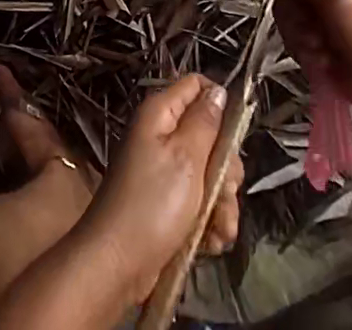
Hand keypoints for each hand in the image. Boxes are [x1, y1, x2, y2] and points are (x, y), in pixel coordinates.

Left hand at [74, 73, 243, 298]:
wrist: (116, 265)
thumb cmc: (152, 204)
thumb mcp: (186, 157)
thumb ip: (205, 121)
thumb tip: (218, 90)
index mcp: (160, 114)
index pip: (196, 86)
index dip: (220, 103)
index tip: (235, 134)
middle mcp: (161, 136)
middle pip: (210, 134)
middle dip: (226, 167)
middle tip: (226, 190)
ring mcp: (165, 171)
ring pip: (211, 173)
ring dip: (222, 202)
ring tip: (219, 228)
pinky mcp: (168, 202)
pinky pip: (200, 201)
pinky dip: (210, 221)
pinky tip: (211, 241)